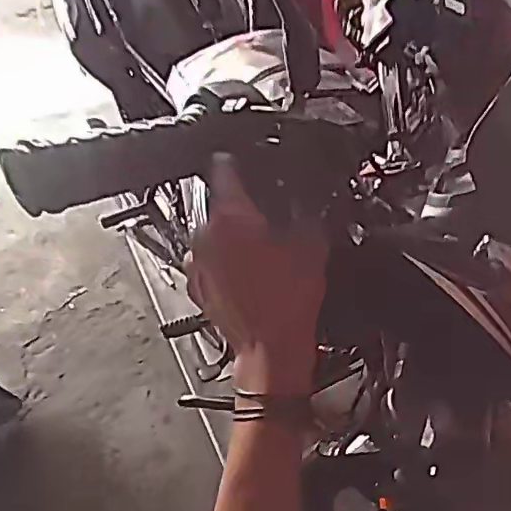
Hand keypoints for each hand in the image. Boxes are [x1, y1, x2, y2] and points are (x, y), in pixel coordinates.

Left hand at [188, 154, 326, 396]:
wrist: (271, 350)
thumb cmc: (288, 304)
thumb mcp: (312, 246)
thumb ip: (305, 211)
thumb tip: (305, 198)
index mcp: (231, 217)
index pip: (226, 168)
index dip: (240, 161)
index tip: (244, 160)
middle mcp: (206, 237)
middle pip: (221, 206)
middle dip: (244, 210)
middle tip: (269, 221)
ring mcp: (198, 264)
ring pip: (214, 235)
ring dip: (233, 238)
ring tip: (262, 254)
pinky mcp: (198, 288)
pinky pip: (210, 263)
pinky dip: (225, 264)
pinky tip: (250, 275)